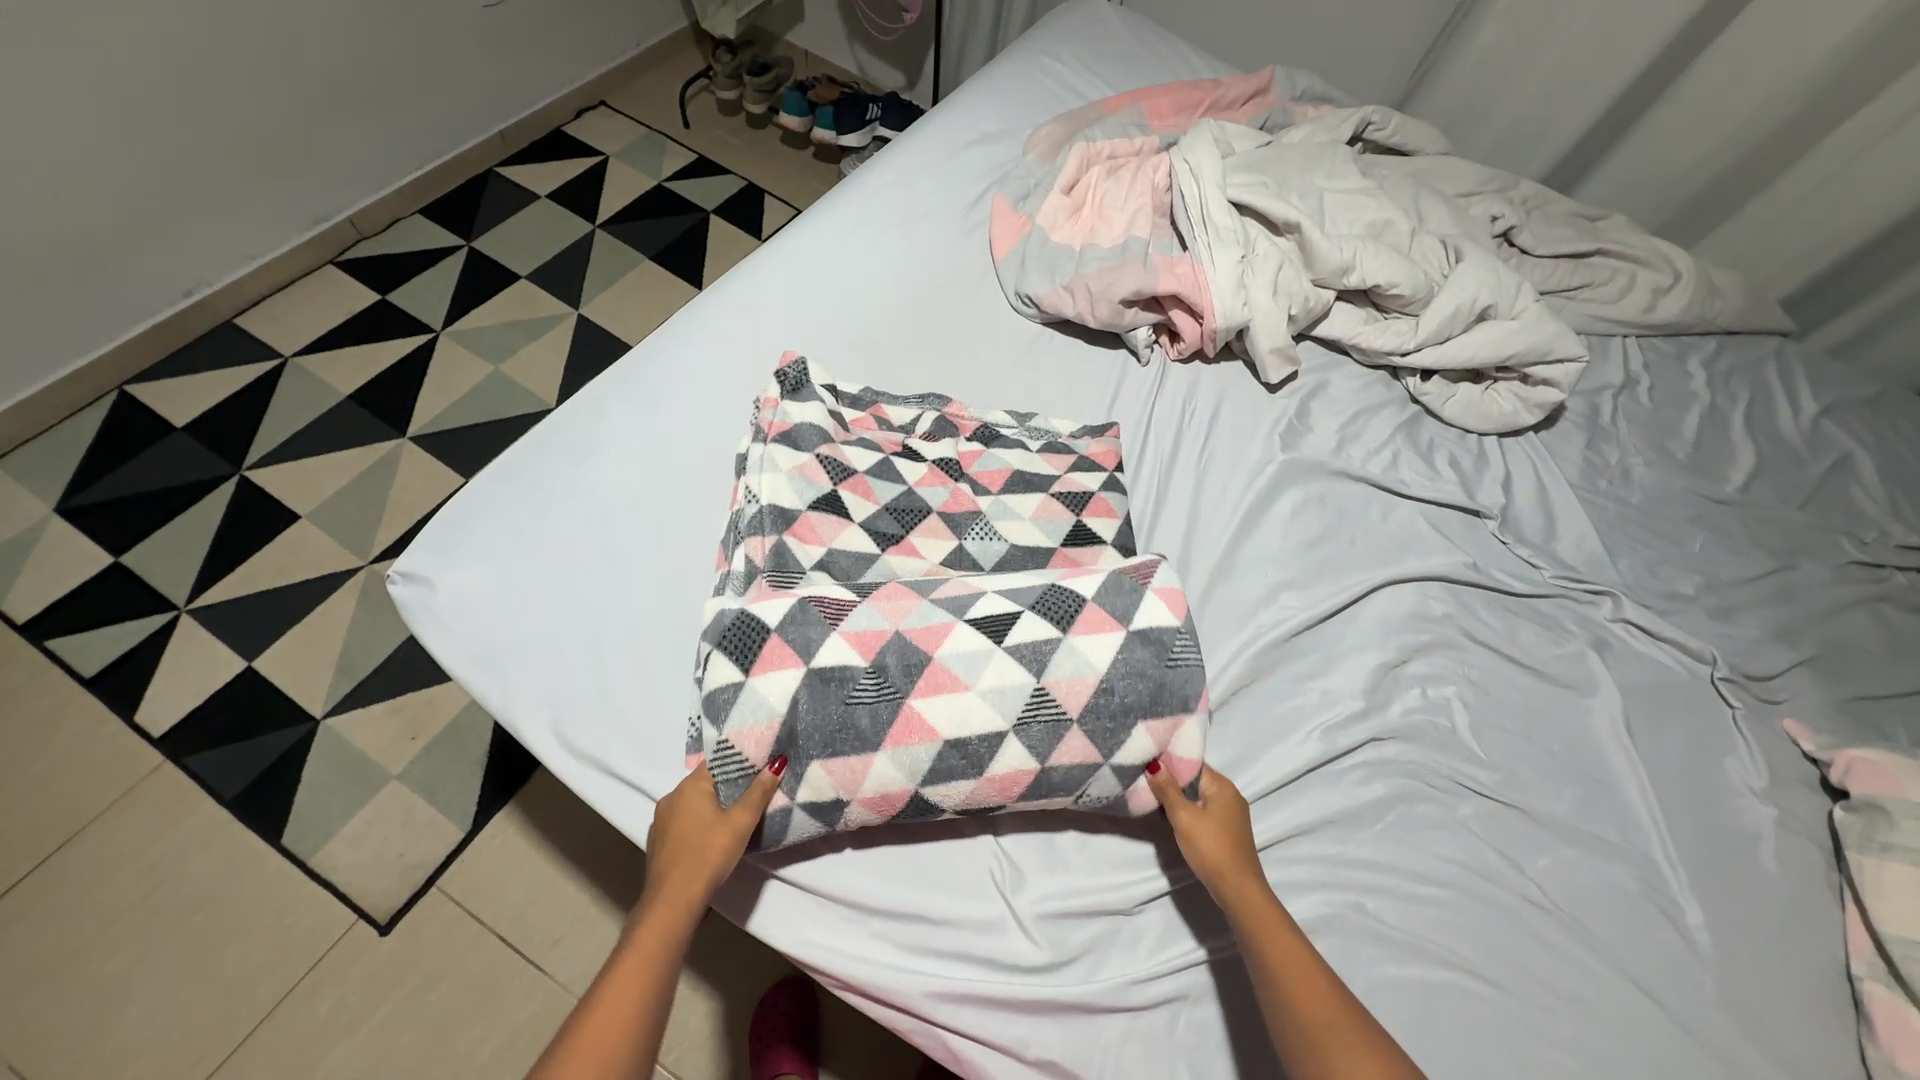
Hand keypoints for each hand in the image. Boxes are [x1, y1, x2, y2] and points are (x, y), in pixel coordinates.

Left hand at [636, 759, 784, 919]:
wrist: (673, 900)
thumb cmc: (710, 854)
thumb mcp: (741, 822)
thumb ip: (759, 791)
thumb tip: (777, 763)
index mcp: (689, 786)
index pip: (716, 762)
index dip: (737, 762)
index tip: (757, 766)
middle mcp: (670, 797)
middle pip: (703, 783)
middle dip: (726, 786)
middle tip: (751, 793)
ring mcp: (660, 820)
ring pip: (691, 804)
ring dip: (710, 807)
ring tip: (733, 816)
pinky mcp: (657, 841)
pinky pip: (681, 823)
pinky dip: (696, 824)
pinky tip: (709, 838)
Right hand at [1146, 761, 1270, 915]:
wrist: (1237, 889)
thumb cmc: (1210, 847)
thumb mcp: (1183, 817)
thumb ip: (1167, 789)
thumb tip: (1155, 764)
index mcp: (1222, 785)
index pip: (1192, 763)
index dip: (1170, 761)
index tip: (1147, 762)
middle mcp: (1230, 795)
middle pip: (1196, 779)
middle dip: (1172, 780)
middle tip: (1145, 780)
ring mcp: (1231, 814)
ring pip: (1199, 797)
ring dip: (1179, 798)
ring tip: (1153, 797)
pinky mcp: (1228, 830)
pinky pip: (1204, 811)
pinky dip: (1189, 811)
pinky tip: (1172, 817)